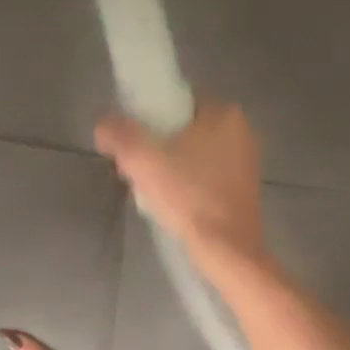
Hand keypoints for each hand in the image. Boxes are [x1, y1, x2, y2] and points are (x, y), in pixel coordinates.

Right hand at [93, 98, 265, 262]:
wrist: (226, 250)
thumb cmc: (188, 196)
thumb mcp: (142, 160)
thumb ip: (118, 134)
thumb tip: (103, 124)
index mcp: (223, 112)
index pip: (178, 100)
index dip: (150, 116)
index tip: (133, 140)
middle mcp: (242, 130)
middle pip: (185, 128)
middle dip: (159, 144)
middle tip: (136, 167)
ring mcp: (246, 162)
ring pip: (196, 153)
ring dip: (172, 165)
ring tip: (150, 188)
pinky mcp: (245, 189)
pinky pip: (208, 175)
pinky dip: (189, 183)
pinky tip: (173, 203)